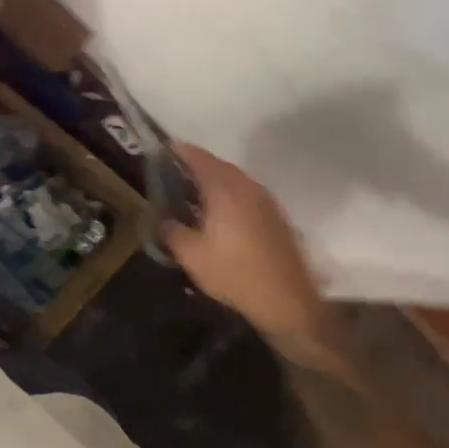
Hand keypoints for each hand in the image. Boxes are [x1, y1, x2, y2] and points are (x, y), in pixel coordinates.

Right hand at [161, 143, 332, 354]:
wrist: (285, 297)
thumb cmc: (233, 273)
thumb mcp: (190, 255)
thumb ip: (171, 231)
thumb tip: (163, 219)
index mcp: (224, 191)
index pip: (200, 159)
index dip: (180, 152)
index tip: (163, 150)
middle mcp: (247, 188)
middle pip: (219, 165)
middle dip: (196, 165)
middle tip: (173, 173)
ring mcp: (265, 200)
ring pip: (234, 179)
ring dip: (213, 180)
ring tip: (192, 192)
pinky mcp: (274, 215)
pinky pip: (245, 193)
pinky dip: (228, 193)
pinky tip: (217, 211)